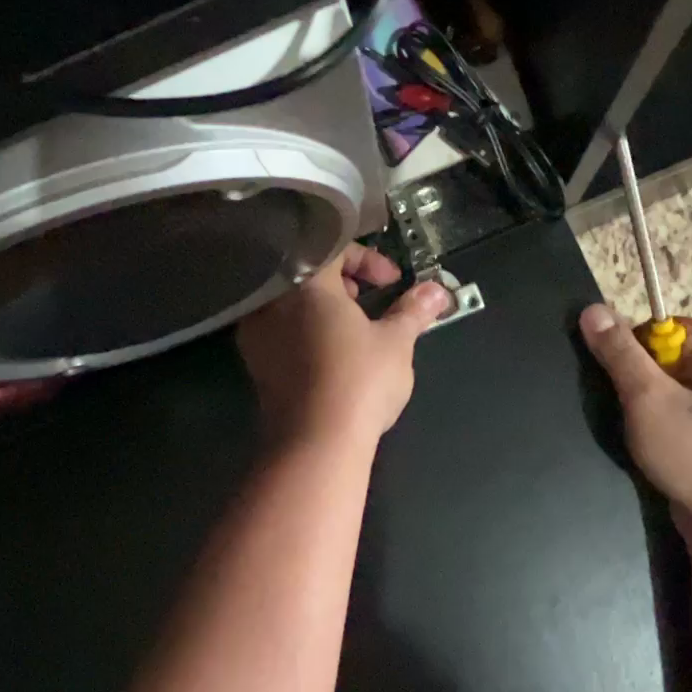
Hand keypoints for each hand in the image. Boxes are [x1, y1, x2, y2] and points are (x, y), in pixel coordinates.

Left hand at [237, 245, 452, 441]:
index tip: (391, 282)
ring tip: (352, 330)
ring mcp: (256, 332)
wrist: (315, 443)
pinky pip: (280, 330)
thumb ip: (413, 311)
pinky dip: (305, 330)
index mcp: (305, 282)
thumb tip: (436, 291)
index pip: (332, 247)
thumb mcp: (395, 342)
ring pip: (291, 302)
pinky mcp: (255, 363)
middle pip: (308, 272)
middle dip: (344, 282)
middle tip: (371, 302)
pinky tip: (329, 355)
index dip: (367, 259)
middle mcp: (271, 300)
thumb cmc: (358, 382)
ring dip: (323, 307)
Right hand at [579, 306, 691, 527]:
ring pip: (681, 390)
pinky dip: (677, 428)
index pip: (664, 329)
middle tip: (641, 419)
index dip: (635, 358)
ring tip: (656, 440)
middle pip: (672, 360)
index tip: (629, 392)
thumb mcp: (647, 397)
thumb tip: (590, 309)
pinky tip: (673, 453)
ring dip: (658, 410)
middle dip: (647, 387)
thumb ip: (618, 352)